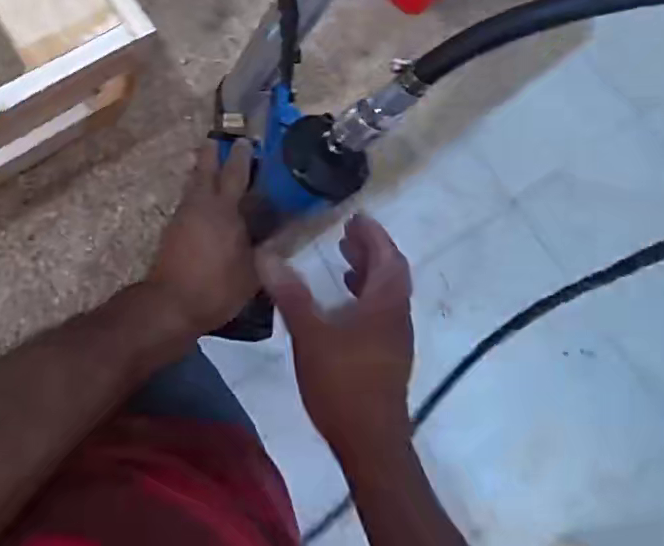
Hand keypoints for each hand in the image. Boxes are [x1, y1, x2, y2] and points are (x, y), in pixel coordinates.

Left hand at [144, 140, 258, 334]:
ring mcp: (183, 215)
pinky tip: (203, 202)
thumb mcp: (253, 271)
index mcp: (224, 209)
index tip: (244, 140)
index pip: (235, 174)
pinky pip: (187, 200)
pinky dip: (196, 193)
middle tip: (215, 139)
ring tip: (208, 164)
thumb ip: (267, 247)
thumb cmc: (216, 287)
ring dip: (200, 171)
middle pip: (205, 170)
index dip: (241, 156)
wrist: (171, 303)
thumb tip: (283, 229)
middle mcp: (201, 205)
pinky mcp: (172, 229)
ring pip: (193, 184)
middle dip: (211, 153)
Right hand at [262, 213, 414, 458]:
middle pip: (391, 273)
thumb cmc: (343, 384)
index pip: (389, 258)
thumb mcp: (310, 334)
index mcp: (386, 305)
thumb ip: (290, 293)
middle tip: (345, 233)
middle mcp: (396, 318)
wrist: (371, 446)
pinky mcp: (386, 358)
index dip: (374, 235)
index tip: (356, 217)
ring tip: (341, 259)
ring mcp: (394, 340)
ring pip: (387, 294)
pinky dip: (364, 295)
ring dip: (368, 272)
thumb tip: (266, 254)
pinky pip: (380, 312)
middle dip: (371, 250)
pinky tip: (341, 302)